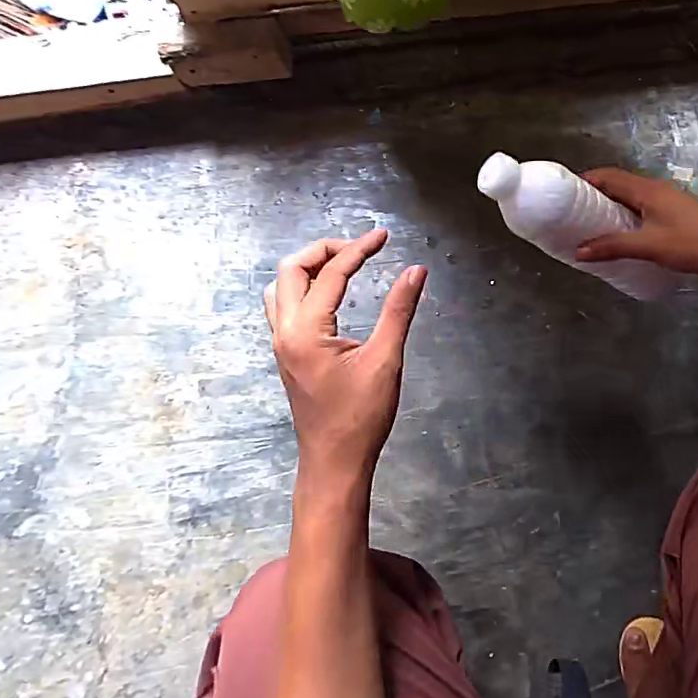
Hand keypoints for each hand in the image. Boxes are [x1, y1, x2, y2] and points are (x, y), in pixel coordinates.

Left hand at [265, 230, 426, 493]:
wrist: (334, 461)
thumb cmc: (361, 416)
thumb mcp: (386, 360)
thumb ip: (399, 310)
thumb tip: (416, 271)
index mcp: (306, 330)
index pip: (332, 274)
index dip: (359, 249)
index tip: (384, 236)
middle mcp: (285, 331)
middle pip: (291, 269)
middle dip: (325, 250)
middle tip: (360, 248)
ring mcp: (281, 342)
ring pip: (282, 286)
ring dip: (310, 267)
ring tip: (345, 264)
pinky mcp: (287, 352)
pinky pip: (285, 304)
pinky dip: (305, 287)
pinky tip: (331, 292)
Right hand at [574, 168, 697, 286]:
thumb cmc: (694, 243)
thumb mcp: (648, 246)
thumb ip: (612, 247)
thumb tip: (580, 251)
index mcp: (648, 190)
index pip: (609, 176)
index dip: (586, 180)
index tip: (567, 191)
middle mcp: (658, 192)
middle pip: (620, 186)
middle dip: (596, 195)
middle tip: (576, 211)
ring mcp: (670, 205)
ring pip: (634, 200)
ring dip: (613, 209)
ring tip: (595, 226)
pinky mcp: (679, 220)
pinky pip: (645, 213)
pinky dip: (629, 220)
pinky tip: (626, 238)